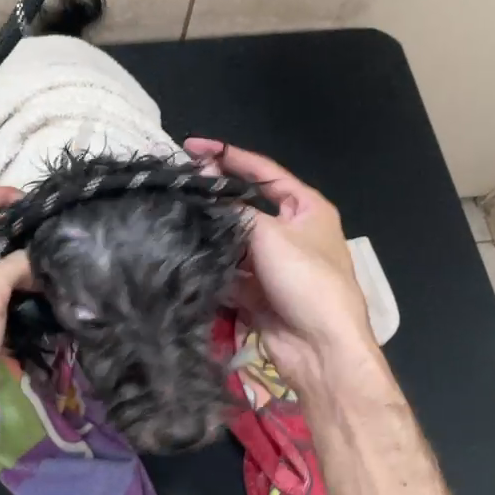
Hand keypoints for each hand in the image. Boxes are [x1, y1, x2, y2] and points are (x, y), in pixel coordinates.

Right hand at [184, 138, 378, 394]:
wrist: (320, 348)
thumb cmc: (307, 280)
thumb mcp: (271, 234)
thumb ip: (235, 208)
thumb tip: (204, 185)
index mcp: (306, 207)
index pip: (263, 170)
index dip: (228, 155)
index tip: (191, 146)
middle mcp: (291, 231)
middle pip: (245, 205)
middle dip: (214, 197)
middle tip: (176, 185)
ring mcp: (273, 263)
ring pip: (233, 239)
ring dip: (209, 233)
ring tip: (173, 218)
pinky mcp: (258, 292)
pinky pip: (229, 271)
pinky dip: (211, 265)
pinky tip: (184, 256)